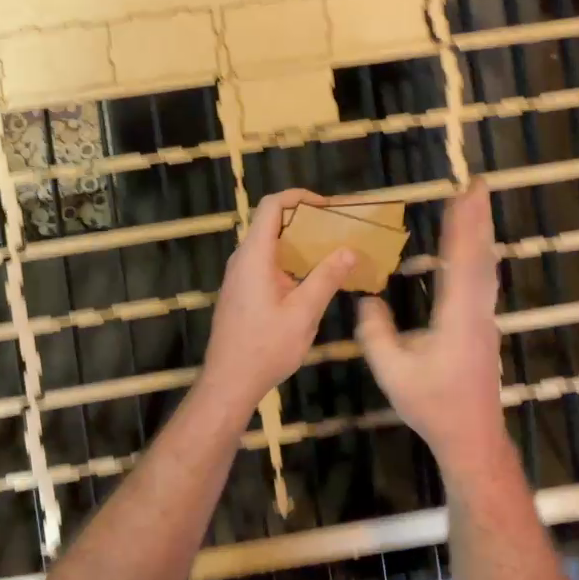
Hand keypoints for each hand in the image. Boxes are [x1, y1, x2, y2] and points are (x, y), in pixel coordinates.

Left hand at [200, 189, 357, 413]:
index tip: (326, 206)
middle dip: (304, 220)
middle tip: (336, 229)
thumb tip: (349, 251)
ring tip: (330, 252)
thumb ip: (326, 279)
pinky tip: (312, 280)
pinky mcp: (241, 292)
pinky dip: (289, 261)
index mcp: (254, 256)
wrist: (229, 382)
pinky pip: (266, 263)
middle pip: (270, 223)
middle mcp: (243, 259)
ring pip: (269, 245)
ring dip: (298, 243)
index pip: (271, 206)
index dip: (297, 197)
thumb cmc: (265, 347)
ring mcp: (239, 276)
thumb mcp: (303, 314)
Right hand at [355, 185, 509, 469]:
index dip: (464, 224)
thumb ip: (376, 333)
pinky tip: (468, 252)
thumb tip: (366, 299)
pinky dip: (476, 255)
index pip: (462, 260)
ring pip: (485, 267)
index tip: (467, 192)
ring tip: (473, 207)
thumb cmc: (433, 405)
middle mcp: (477, 310)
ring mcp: (484, 319)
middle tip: (478, 184)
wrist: (472, 437)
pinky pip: (482, 281)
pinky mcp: (483, 328)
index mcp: (457, 316)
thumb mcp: (393, 372)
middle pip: (480, 255)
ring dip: (479, 234)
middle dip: (478, 218)